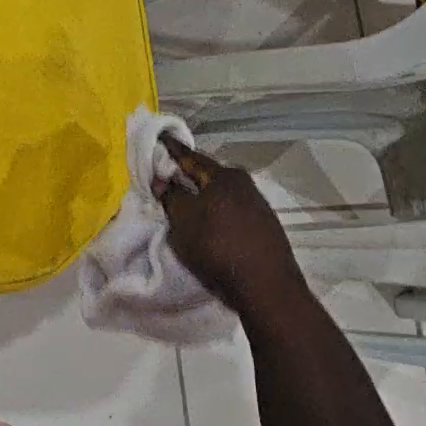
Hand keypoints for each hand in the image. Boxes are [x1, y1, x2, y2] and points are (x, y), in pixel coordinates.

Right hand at [154, 136, 309, 314]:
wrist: (266, 287)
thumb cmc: (216, 245)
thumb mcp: (181, 219)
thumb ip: (170, 196)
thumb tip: (163, 181)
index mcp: (224, 176)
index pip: (190, 157)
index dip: (171, 149)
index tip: (160, 138)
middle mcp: (245, 184)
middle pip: (208, 175)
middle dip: (187, 175)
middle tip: (166, 175)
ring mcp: (259, 206)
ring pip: (221, 194)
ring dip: (203, 196)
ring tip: (185, 200)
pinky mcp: (266, 227)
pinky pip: (232, 210)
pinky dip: (216, 211)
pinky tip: (208, 221)